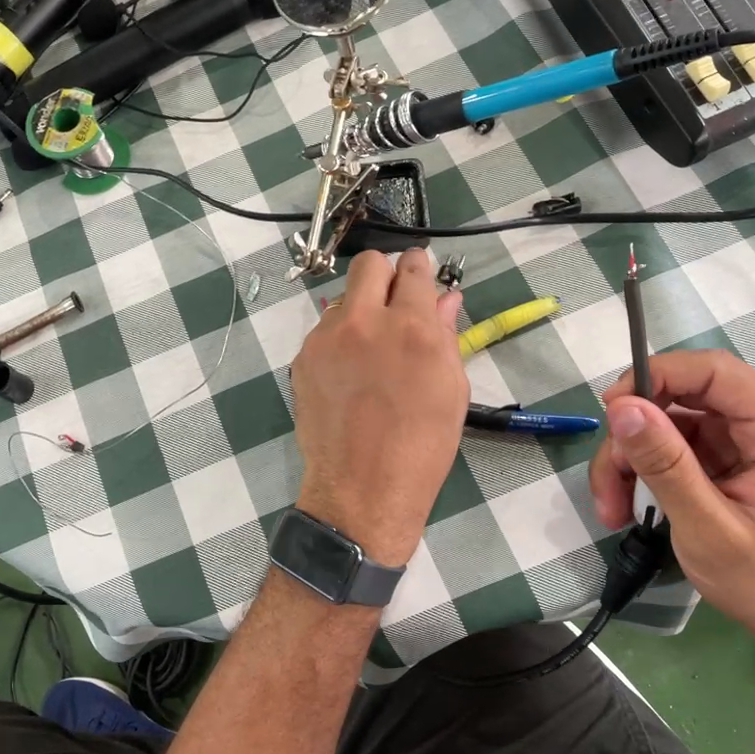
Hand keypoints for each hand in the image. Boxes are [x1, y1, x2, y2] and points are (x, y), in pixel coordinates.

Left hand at [290, 250, 467, 566]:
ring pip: (344, 298)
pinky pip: (325, 330)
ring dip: (361, 310)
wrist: (362, 488)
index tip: (419, 274)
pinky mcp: (303, 357)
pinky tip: (350, 373)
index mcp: (412, 327)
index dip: (418, 267)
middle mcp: (365, 321)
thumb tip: (445, 299)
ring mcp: (327, 338)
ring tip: (372, 351)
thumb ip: (445, 335)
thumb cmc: (421, 446)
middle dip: (385, 274)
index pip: (412, 268)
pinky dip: (340, 339)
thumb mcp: (451, 389)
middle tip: (395, 301)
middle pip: (369, 264)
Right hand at [589, 350, 754, 660]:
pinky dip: (648, 467)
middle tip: (607, 474)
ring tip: (612, 504)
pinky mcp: (739, 456)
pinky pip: (681, 441)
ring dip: (635, 455)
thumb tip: (622, 407)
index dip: (659, 375)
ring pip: (676, 419)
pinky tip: (629, 501)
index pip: (718, 373)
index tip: (611, 409)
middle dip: (637, 430)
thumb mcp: (706, 529)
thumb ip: (665, 464)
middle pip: (690, 394)